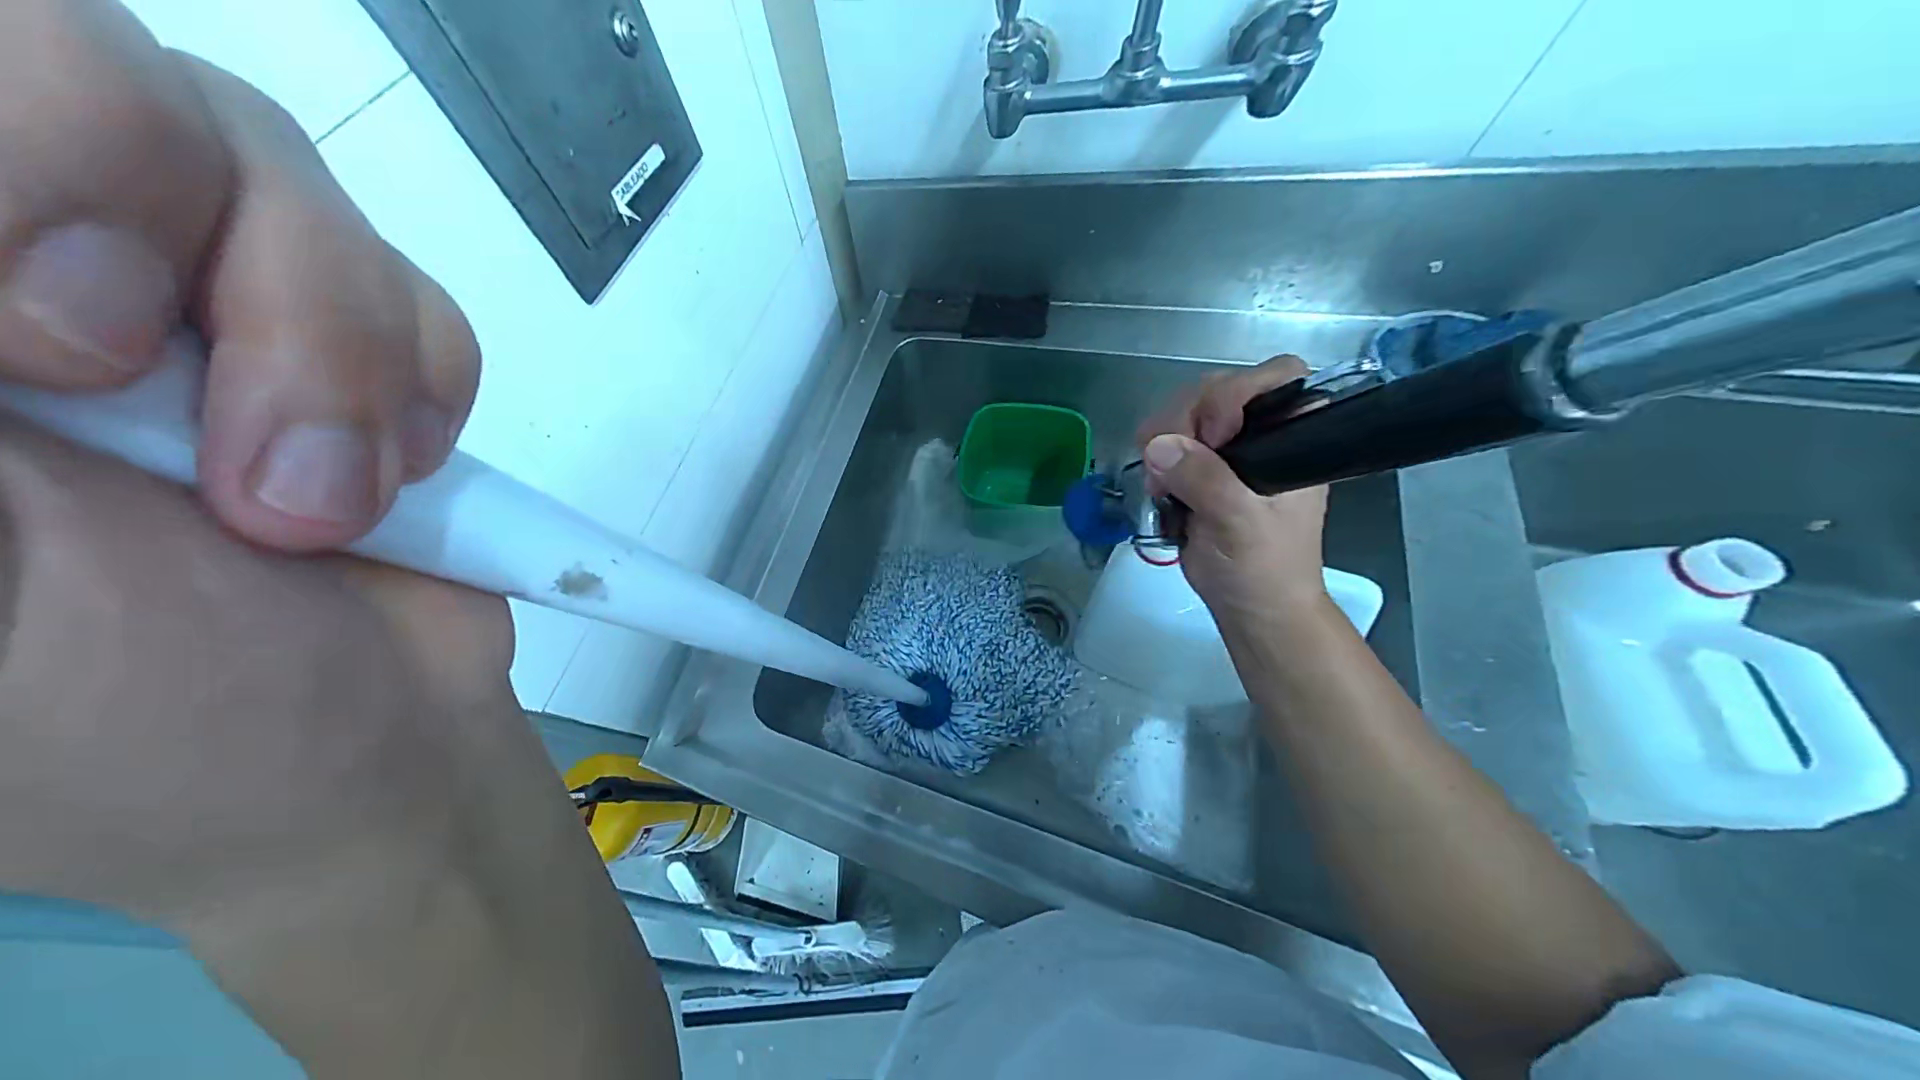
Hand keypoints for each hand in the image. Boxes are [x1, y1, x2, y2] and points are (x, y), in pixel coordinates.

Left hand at [0, 0, 511, 930]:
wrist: (378, 743)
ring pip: (265, 154)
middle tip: (174, 401)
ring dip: (334, 347)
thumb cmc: (136, 719)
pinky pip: (409, 277)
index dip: (10, 157)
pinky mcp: (347, 333)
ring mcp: (196, 282)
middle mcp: (18, 250)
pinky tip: (390, 476)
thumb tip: (29, 281)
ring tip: (327, 495)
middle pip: (74, 54)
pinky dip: (422, 381)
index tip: (52, 348)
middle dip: (170, 225)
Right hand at [1135, 355, 1331, 627]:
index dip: (1238, 394)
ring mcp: (1228, 449)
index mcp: (1294, 436)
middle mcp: (1262, 432)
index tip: (1216, 435)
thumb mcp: (1241, 524)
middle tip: (1175, 468)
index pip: (1274, 376)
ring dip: (1163, 442)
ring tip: (1164, 486)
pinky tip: (1158, 486)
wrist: (1251, 609)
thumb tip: (1158, 446)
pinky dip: (1154, 457)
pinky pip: (1167, 440)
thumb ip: (1206, 481)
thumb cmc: (1264, 569)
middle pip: (1216, 389)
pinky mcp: (1199, 467)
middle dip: (1186, 421)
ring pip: (1184, 413)